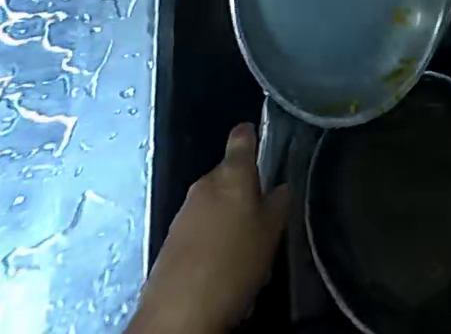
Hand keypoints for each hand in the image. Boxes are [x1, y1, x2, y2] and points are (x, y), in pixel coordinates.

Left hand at [128, 123, 291, 333]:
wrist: (176, 318)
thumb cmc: (232, 264)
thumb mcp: (270, 233)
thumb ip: (279, 203)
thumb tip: (280, 188)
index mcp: (231, 174)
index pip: (242, 137)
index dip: (253, 135)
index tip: (263, 140)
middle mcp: (204, 185)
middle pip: (229, 175)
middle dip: (246, 190)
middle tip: (264, 216)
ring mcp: (183, 213)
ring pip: (215, 204)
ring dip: (230, 218)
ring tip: (247, 248)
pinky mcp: (170, 242)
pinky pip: (200, 229)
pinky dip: (213, 239)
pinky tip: (224, 266)